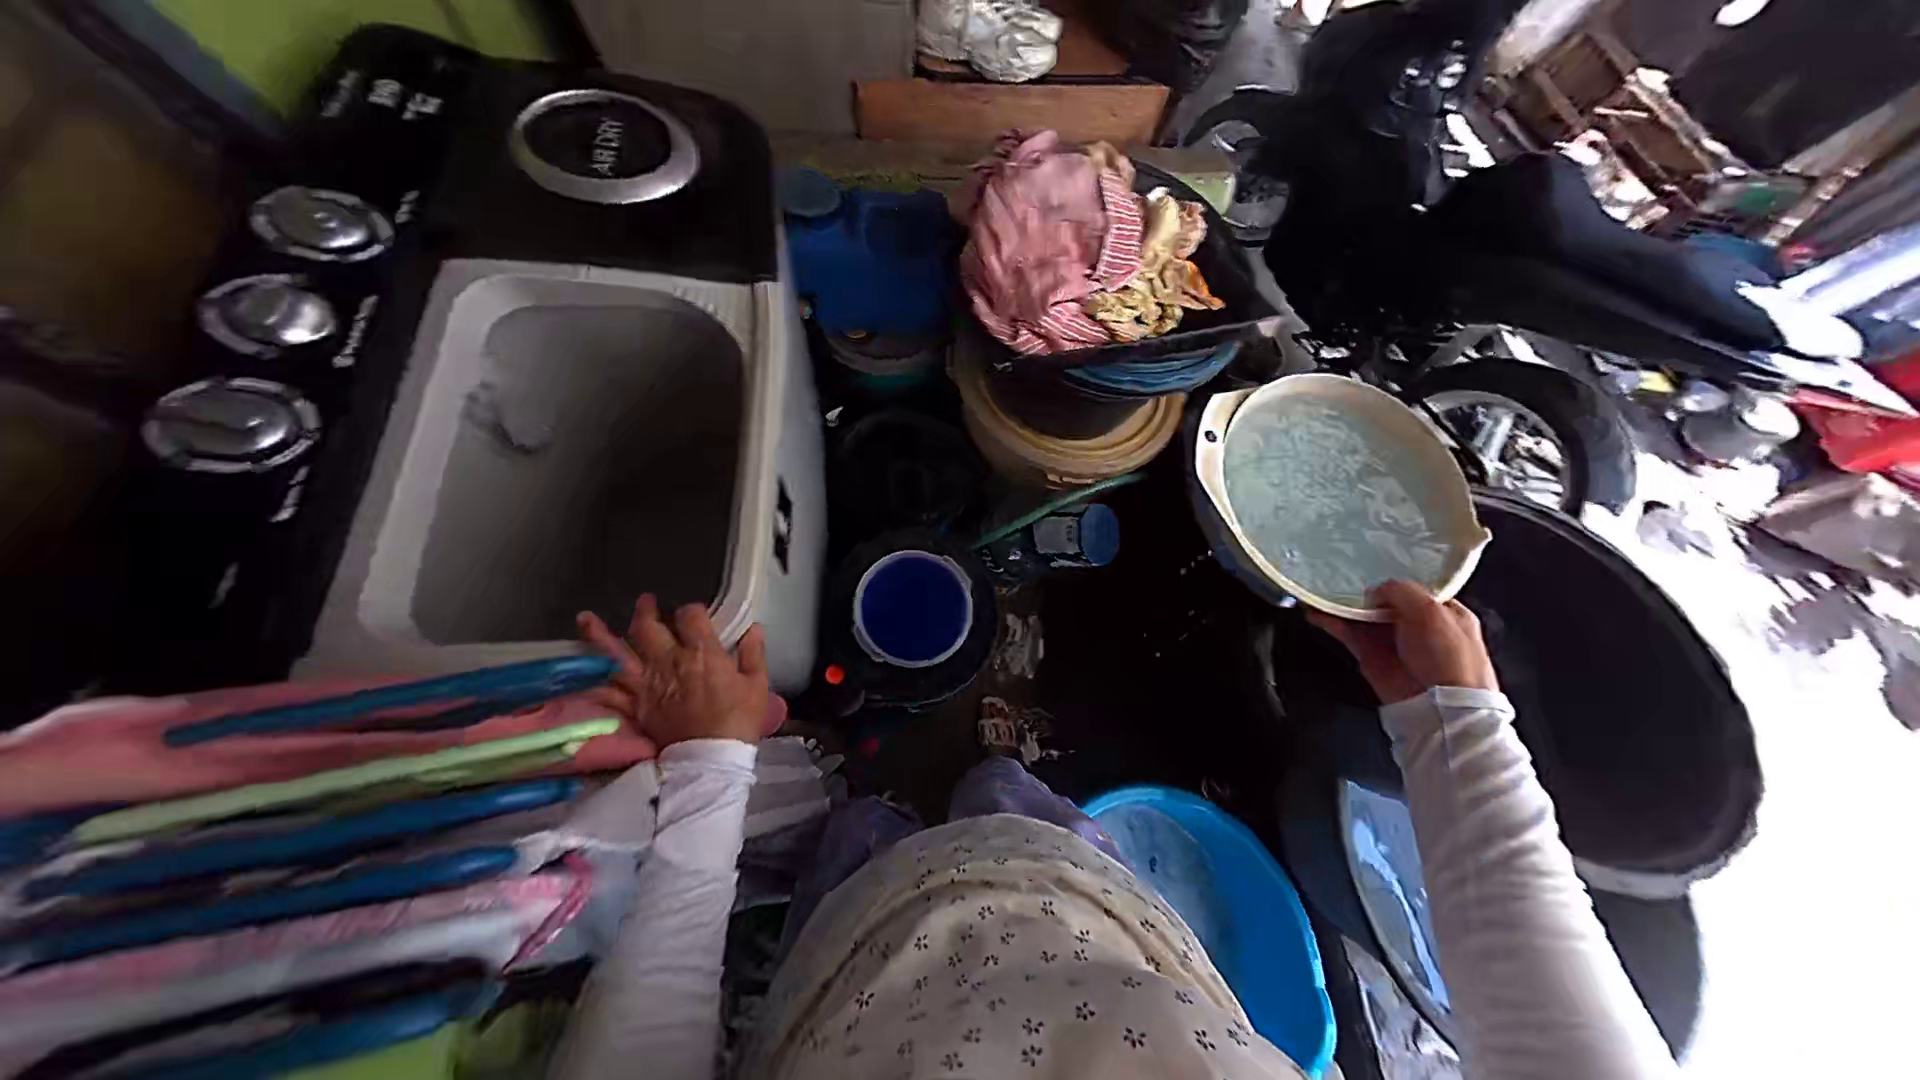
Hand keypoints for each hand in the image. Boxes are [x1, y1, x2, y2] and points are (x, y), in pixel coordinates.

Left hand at [576, 595, 770, 746]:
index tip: (696, 614)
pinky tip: (578, 671)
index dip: (692, 610)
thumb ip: (753, 653)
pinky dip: (591, 681)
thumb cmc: (739, 719)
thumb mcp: (757, 684)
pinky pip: (608, 692)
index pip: (691, 616)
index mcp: (701, 652)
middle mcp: (669, 661)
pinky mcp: (636, 707)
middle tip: (646, 602)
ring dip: (600, 635)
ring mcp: (648, 684)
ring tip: (586, 619)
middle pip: (649, 627)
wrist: (712, 759)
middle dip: (646, 611)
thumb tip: (753, 629)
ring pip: (618, 654)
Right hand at [1306, 580, 1497, 703]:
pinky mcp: (1370, 656)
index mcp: (1443, 612)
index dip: (1392, 579)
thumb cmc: (1449, 658)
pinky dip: (1330, 622)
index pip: (1413, 589)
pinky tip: (1315, 611)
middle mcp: (1416, 625)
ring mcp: (1391, 641)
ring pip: (1360, 616)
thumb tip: (1376, 589)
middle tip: (1339, 578)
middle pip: (1381, 601)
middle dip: (1361, 591)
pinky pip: (1346, 633)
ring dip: (1340, 605)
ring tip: (1318, 591)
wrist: (1440, 706)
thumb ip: (1402, 592)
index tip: (1370, 568)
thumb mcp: (1432, 612)